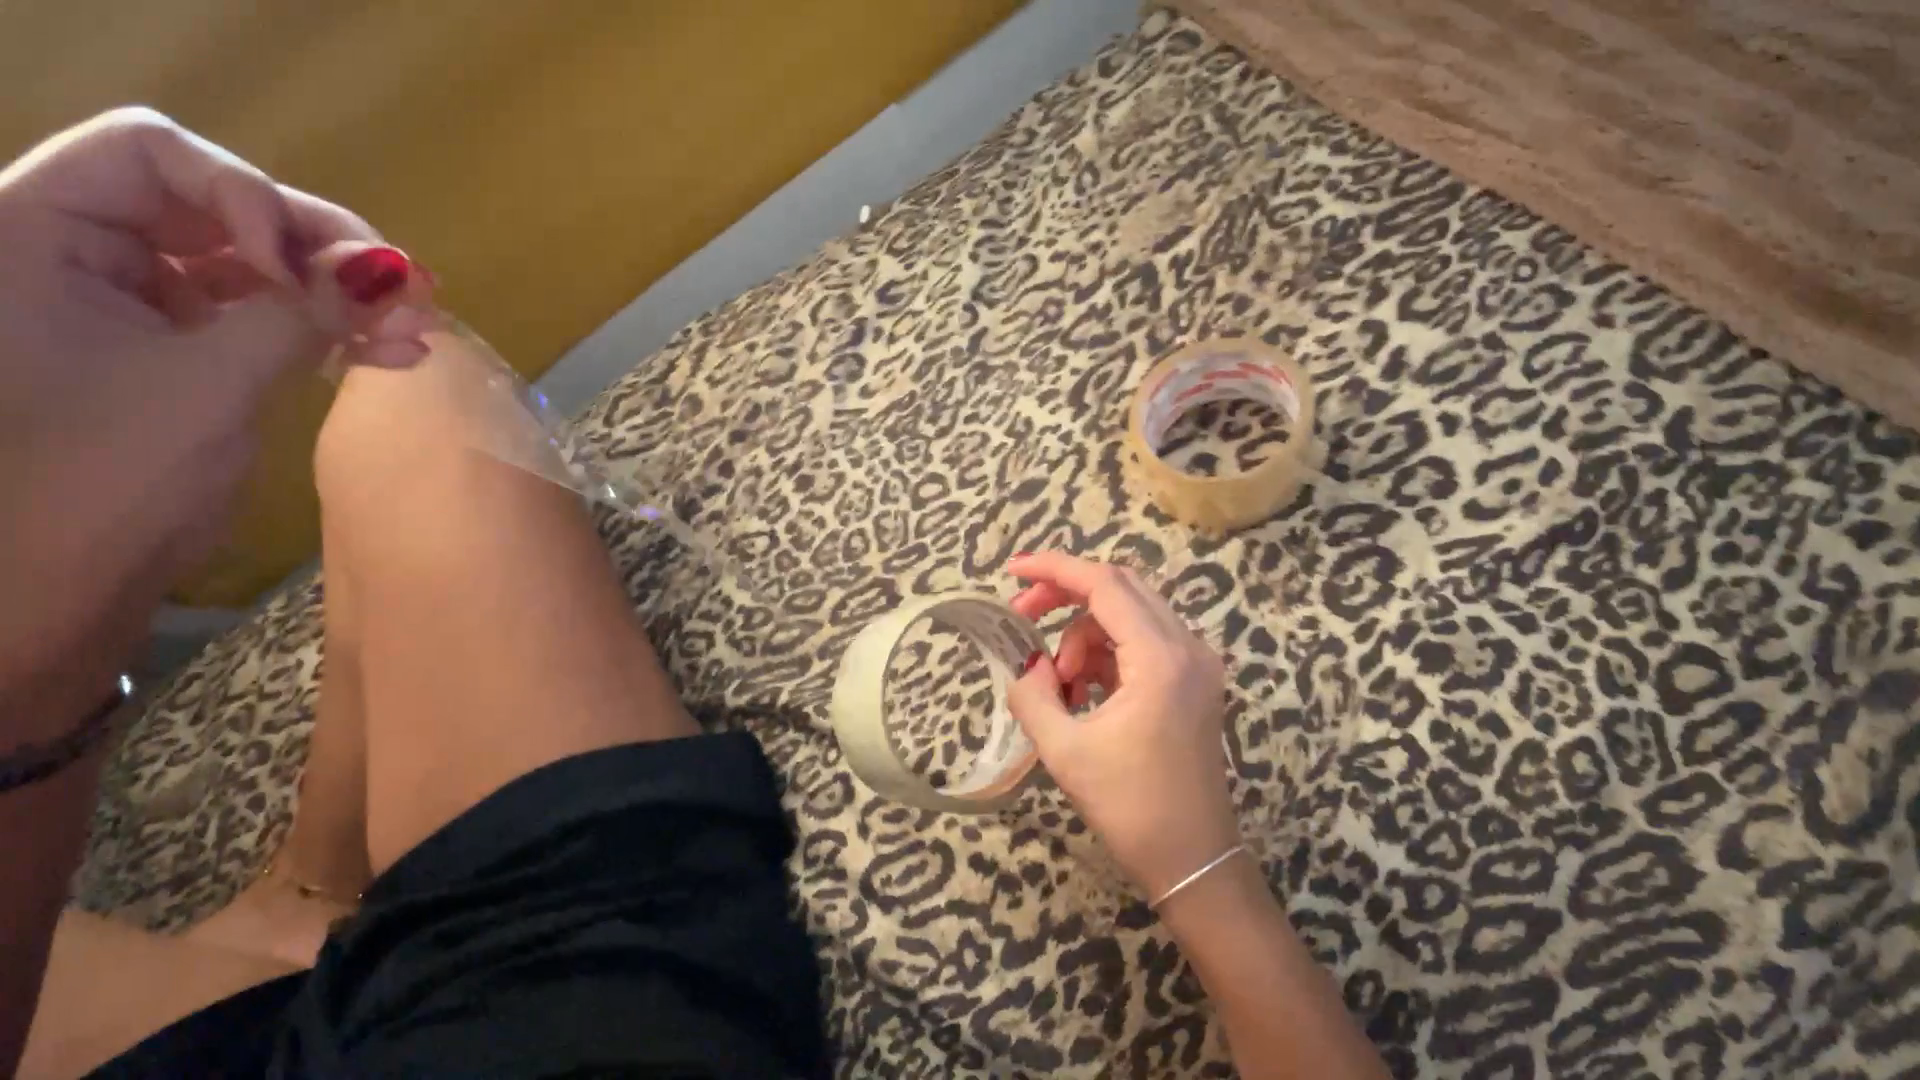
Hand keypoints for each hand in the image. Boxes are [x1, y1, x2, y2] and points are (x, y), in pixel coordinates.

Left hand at [0, 109, 430, 733]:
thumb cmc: (102, 476)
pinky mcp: (187, 344)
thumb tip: (397, 269)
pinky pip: (269, 312)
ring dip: (343, 290)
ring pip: (260, 260)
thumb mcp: (210, 383)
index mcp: (37, 229)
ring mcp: (143, 298)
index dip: (244, 199)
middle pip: (224, 204)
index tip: (302, 273)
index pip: (156, 154)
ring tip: (418, 326)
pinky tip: (391, 350)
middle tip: (407, 287)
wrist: (59, 580)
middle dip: (322, 246)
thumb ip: (303, 314)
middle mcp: (87, 247)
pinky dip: (330, 326)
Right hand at [1005, 551, 1239, 899]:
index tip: (1011, 570)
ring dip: (1082, 633)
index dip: (1054, 568)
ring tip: (1056, 683)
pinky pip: (1141, 643)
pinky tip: (1080, 691)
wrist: (1194, 861)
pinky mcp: (1194, 682)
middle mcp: (1188, 647)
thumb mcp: (1064, 750)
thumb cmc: (1131, 807)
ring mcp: (1196, 664)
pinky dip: (1105, 654)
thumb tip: (1024, 663)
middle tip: (1022, 617)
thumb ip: (1032, 694)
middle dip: (1065, 594)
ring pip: (1129, 614)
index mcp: (1161, 658)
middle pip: (1120, 587)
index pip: (1104, 584)